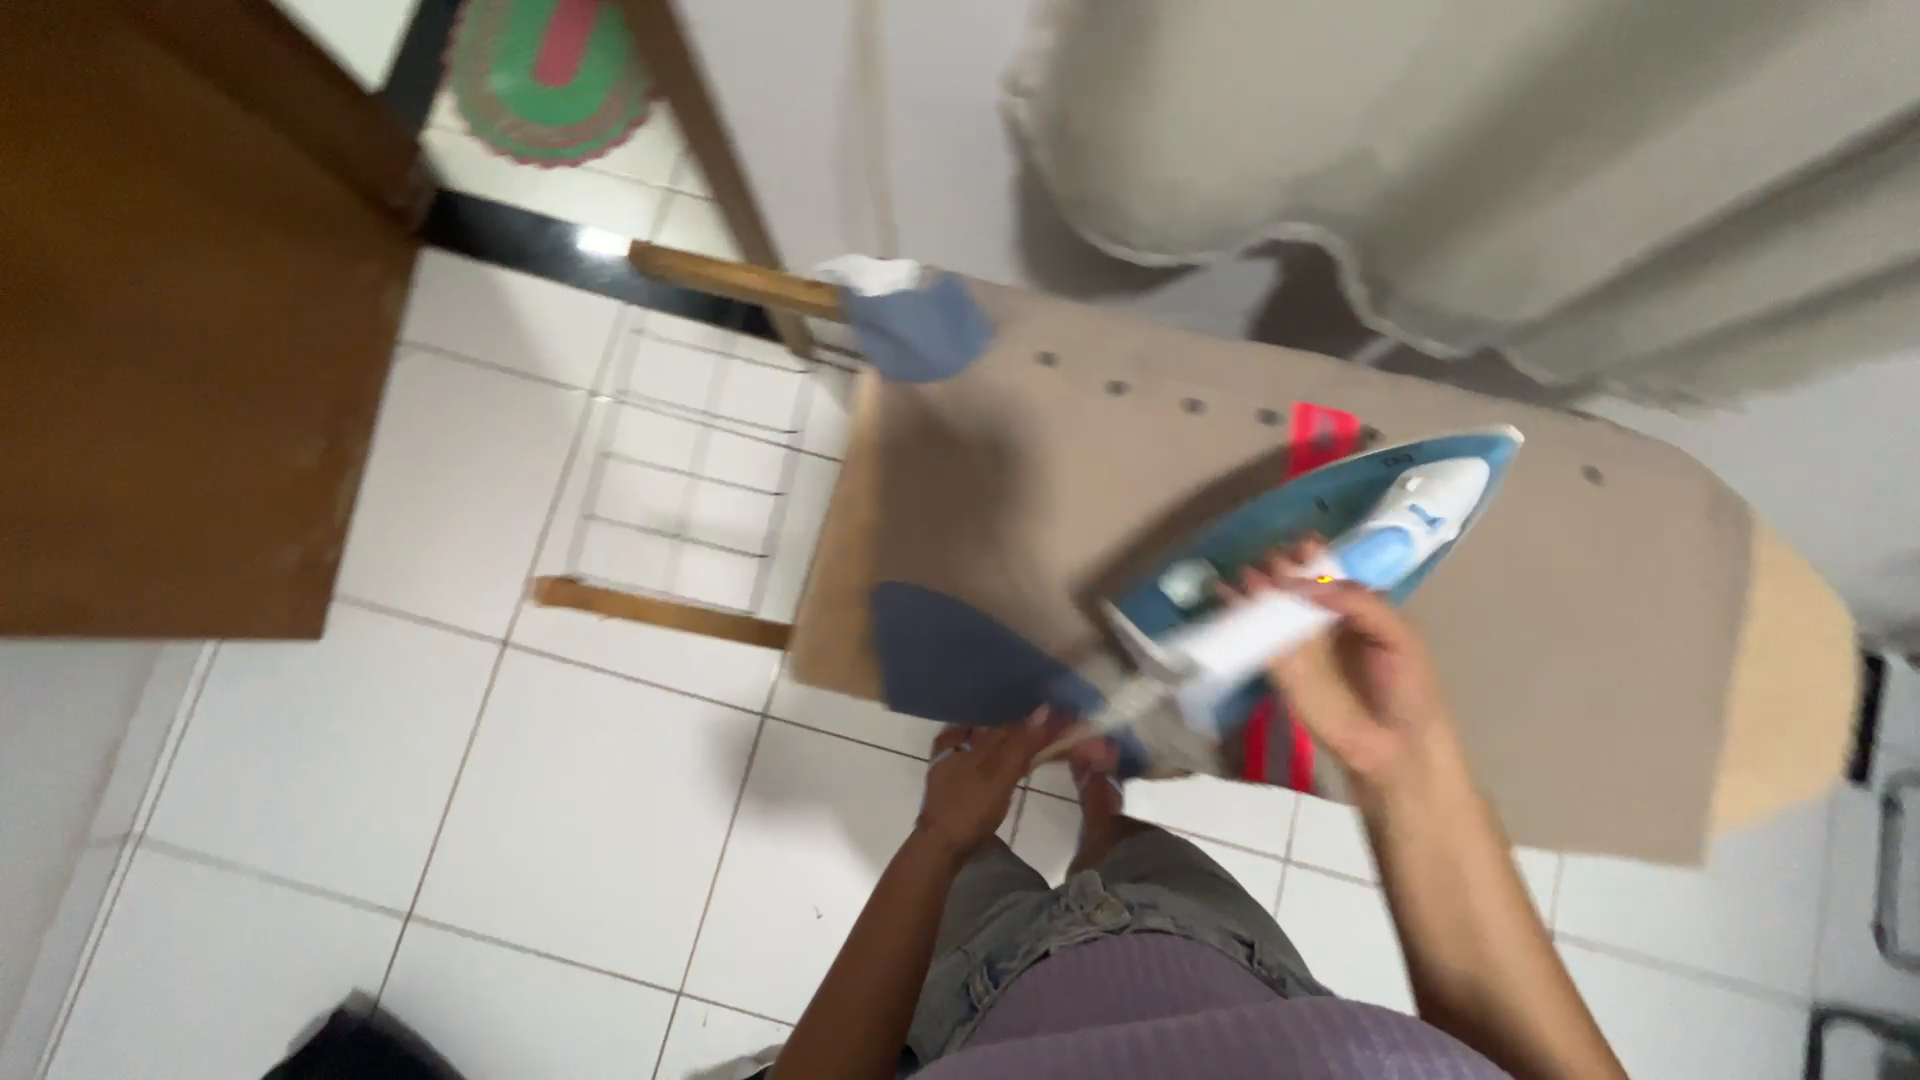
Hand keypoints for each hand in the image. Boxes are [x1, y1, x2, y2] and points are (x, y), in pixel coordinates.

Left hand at [918, 710, 1064, 859]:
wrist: (941, 850)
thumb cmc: (968, 810)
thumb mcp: (998, 775)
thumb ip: (1021, 744)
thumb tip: (1045, 709)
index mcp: (956, 733)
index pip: (1002, 716)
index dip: (1032, 717)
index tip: (1061, 716)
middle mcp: (953, 740)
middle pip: (997, 727)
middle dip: (1028, 727)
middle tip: (1062, 727)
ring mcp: (955, 760)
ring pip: (995, 742)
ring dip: (1021, 742)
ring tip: (1051, 739)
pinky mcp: (961, 779)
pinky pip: (991, 757)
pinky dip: (1010, 757)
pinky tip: (1026, 758)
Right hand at [1229, 538, 1457, 794]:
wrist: (1394, 745)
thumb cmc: (1407, 688)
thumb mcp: (1399, 635)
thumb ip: (1360, 602)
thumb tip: (1305, 584)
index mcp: (1352, 603)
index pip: (1325, 567)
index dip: (1311, 552)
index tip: (1302, 545)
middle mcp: (1318, 616)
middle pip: (1290, 578)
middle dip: (1279, 564)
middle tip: (1277, 566)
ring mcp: (1294, 639)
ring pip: (1267, 601)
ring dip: (1254, 582)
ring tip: (1250, 576)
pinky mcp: (1275, 664)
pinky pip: (1252, 633)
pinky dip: (1234, 611)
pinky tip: (1224, 592)